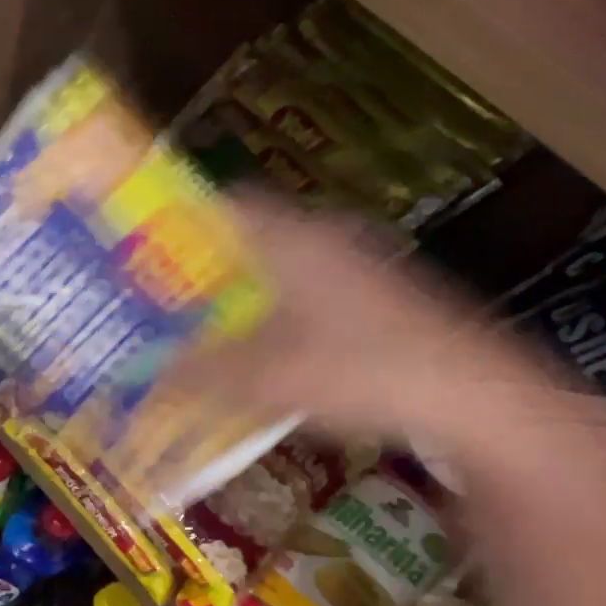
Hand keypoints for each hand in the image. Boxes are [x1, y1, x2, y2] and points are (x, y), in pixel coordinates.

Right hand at [166, 198, 587, 453]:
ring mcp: (350, 274)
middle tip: (143, 307)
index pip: (222, 207)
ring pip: (266, 278)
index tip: (130, 252)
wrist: (474, 399)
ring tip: (177, 338)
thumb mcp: (263, 378)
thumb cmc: (363, 371)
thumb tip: (134, 377)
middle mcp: (323, 244)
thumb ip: (193, 374)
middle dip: (190, 275)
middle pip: (240, 246)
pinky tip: (238, 362)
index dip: (172, 224)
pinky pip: (292, 304)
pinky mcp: (367, 306)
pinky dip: (258, 325)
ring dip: (224, 306)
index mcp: (295, 240)